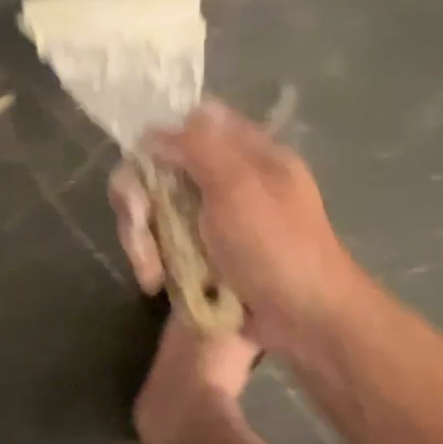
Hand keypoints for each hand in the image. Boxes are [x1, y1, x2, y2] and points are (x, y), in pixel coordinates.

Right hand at [143, 99, 361, 353]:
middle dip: (140, 199)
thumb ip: (196, 148)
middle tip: (141, 226)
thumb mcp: (238, 187)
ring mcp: (207, 218)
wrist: (303, 320)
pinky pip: (159, 242)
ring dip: (142, 238)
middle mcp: (224, 179)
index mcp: (247, 153)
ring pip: (152, 208)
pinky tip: (156, 281)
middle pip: (159, 168)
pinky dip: (152, 259)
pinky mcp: (195, 253)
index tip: (148, 168)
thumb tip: (155, 131)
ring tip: (150, 271)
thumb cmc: (277, 247)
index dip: (163, 139)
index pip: (193, 123)